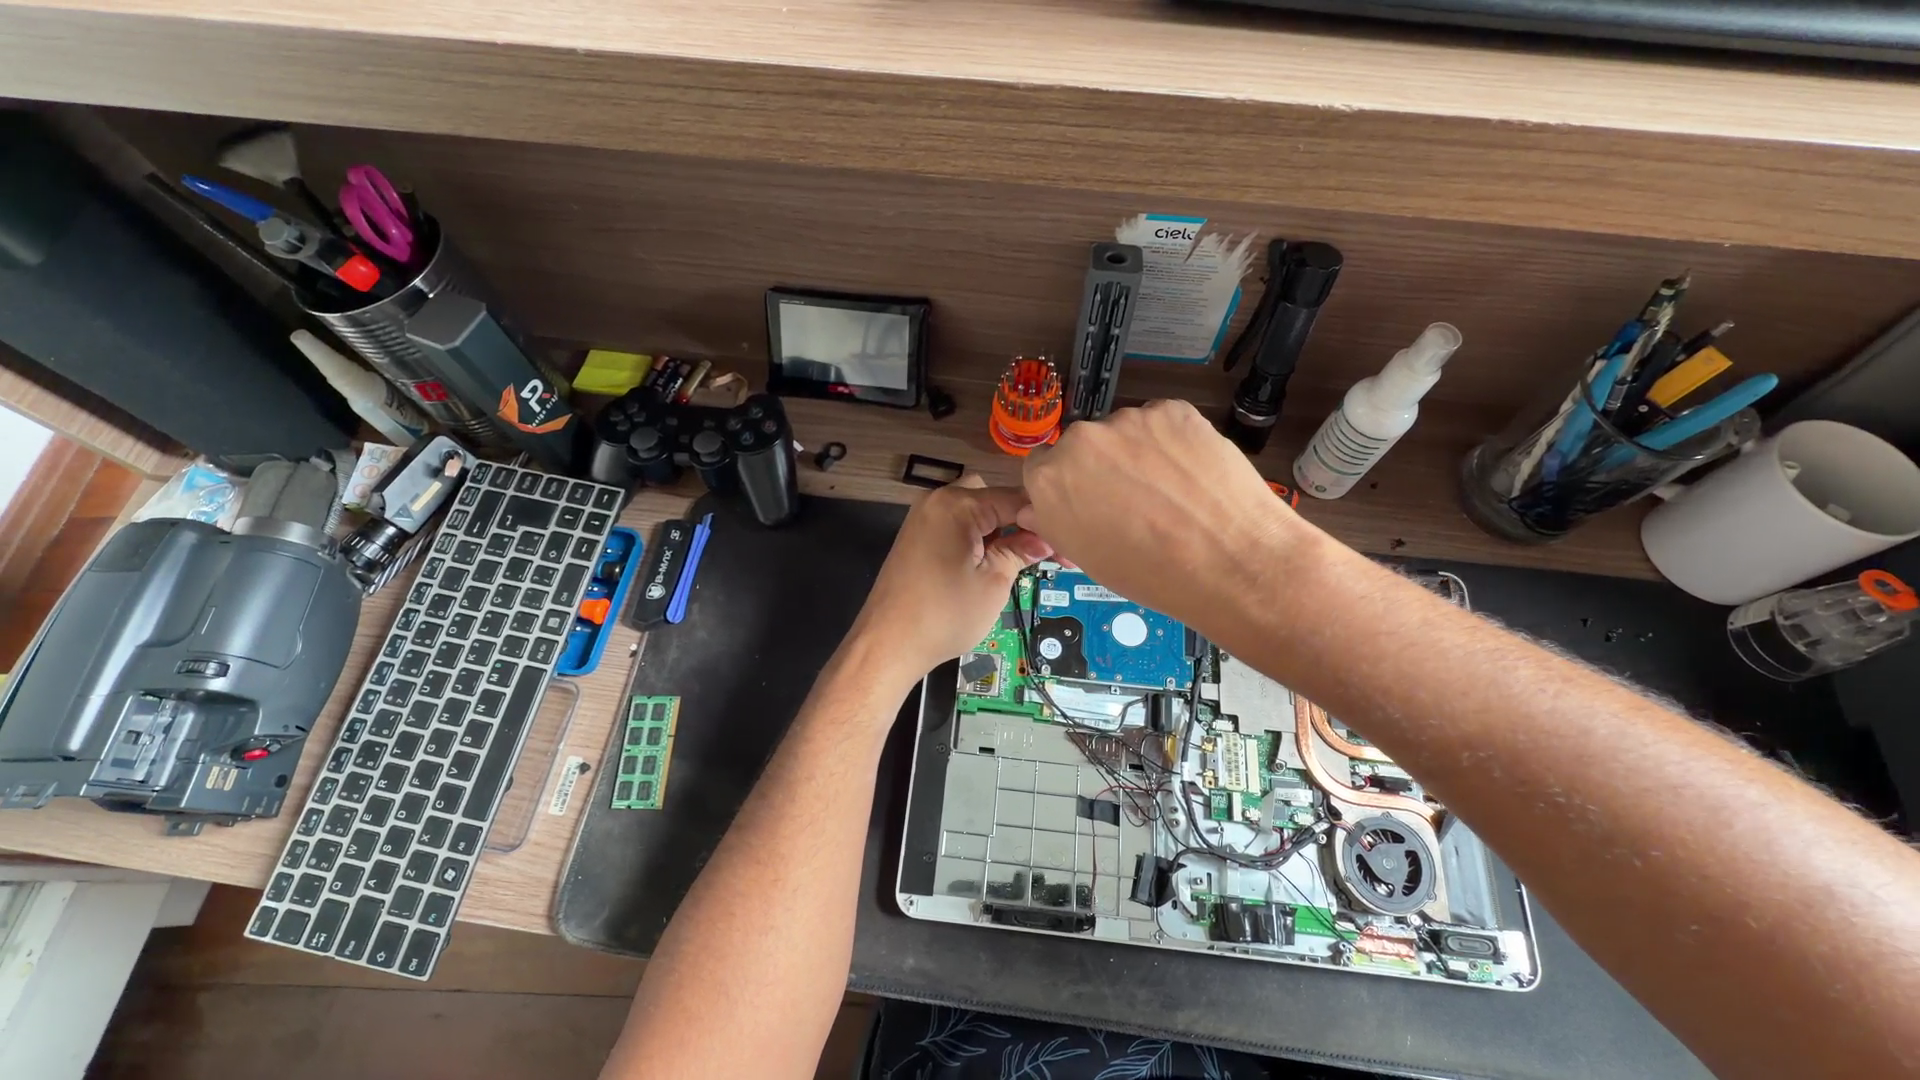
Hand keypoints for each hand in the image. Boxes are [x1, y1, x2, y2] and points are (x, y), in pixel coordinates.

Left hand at [846, 475, 1053, 685]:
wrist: (888, 643)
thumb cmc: (944, 614)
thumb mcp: (993, 582)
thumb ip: (1020, 552)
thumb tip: (1045, 539)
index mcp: (957, 504)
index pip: (1015, 498)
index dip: (1045, 521)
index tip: (1069, 545)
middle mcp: (937, 501)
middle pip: (993, 497)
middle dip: (1020, 520)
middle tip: (1044, 552)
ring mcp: (923, 518)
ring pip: (975, 511)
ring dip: (1000, 530)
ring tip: (1022, 559)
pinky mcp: (916, 537)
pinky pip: (957, 525)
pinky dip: (978, 538)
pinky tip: (994, 561)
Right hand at [1018, 400, 1299, 623]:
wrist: (1229, 561)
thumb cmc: (1154, 572)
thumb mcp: (1087, 559)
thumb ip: (1055, 522)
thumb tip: (1038, 508)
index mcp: (1050, 479)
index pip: (1041, 466)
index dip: (1065, 485)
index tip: (1085, 498)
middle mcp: (1081, 441)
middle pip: (1083, 446)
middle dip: (1101, 467)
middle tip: (1131, 500)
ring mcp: (1129, 421)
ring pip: (1125, 433)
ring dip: (1138, 453)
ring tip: (1169, 492)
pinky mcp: (1172, 411)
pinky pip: (1162, 423)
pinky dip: (1172, 443)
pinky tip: (1189, 476)